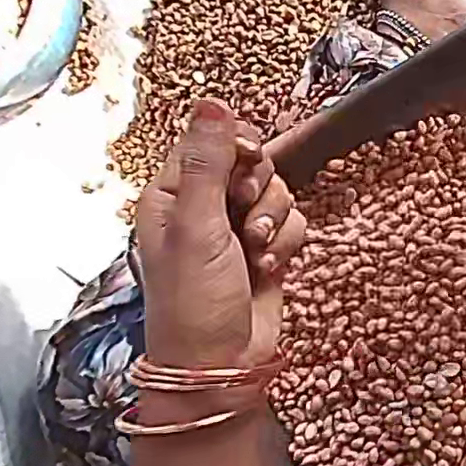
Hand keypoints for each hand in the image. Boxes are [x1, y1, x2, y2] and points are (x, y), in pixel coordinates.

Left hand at [134, 99, 306, 368]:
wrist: (222, 364)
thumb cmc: (194, 301)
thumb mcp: (196, 228)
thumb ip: (206, 164)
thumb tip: (211, 100)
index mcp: (173, 194)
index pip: (211, 141)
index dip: (236, 148)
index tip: (248, 166)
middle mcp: (206, 205)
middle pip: (252, 163)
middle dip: (259, 190)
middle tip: (246, 217)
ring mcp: (239, 228)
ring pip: (278, 192)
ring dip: (275, 220)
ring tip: (257, 251)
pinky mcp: (268, 248)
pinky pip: (293, 222)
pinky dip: (287, 242)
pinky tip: (269, 266)